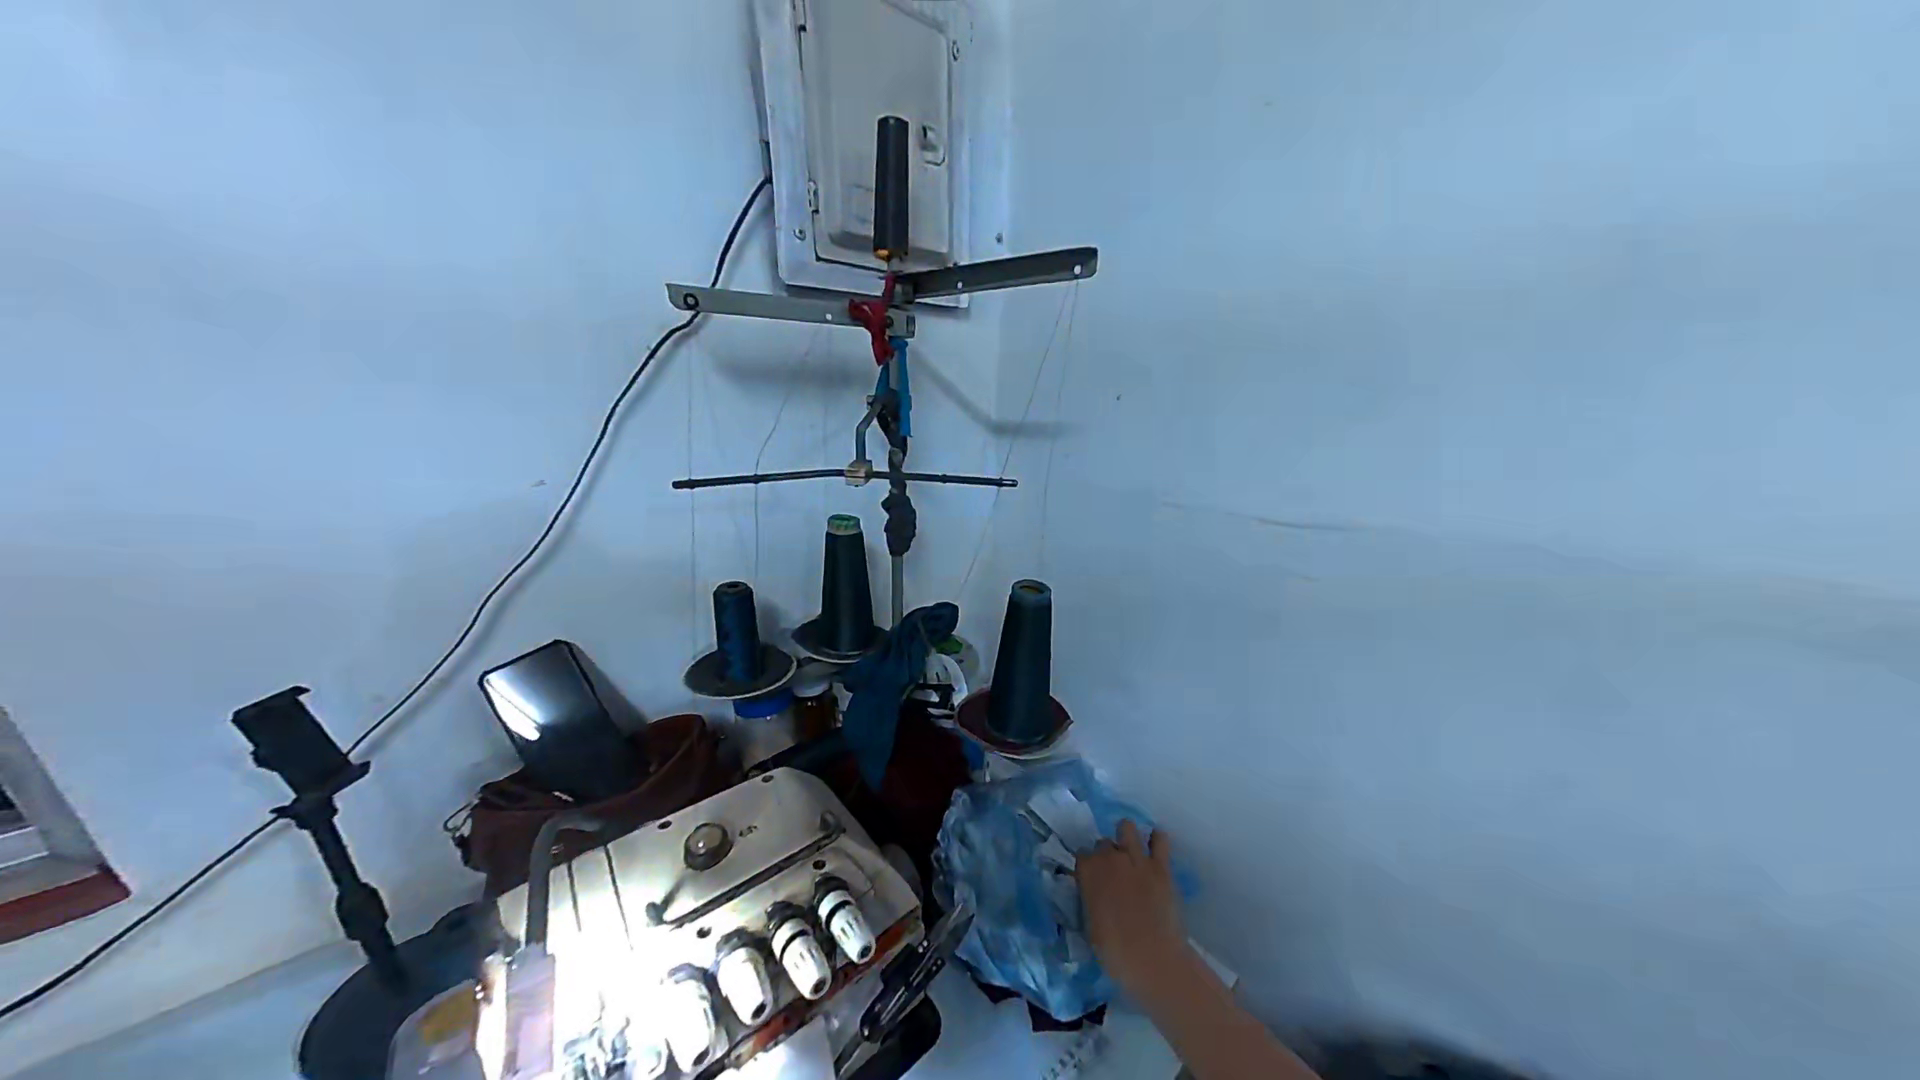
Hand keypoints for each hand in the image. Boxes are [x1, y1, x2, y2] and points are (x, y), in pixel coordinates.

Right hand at [1076, 820, 1188, 994]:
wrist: (1155, 961)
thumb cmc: (1115, 953)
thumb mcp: (1089, 927)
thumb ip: (1088, 901)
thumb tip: (1091, 896)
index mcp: (1088, 872)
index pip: (1081, 854)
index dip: (1086, 867)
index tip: (1090, 880)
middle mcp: (1110, 858)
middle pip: (1102, 843)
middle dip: (1105, 855)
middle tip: (1112, 875)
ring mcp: (1136, 859)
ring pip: (1126, 827)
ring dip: (1126, 838)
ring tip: (1130, 854)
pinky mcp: (1161, 866)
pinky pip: (1160, 839)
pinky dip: (1156, 840)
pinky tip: (1154, 850)